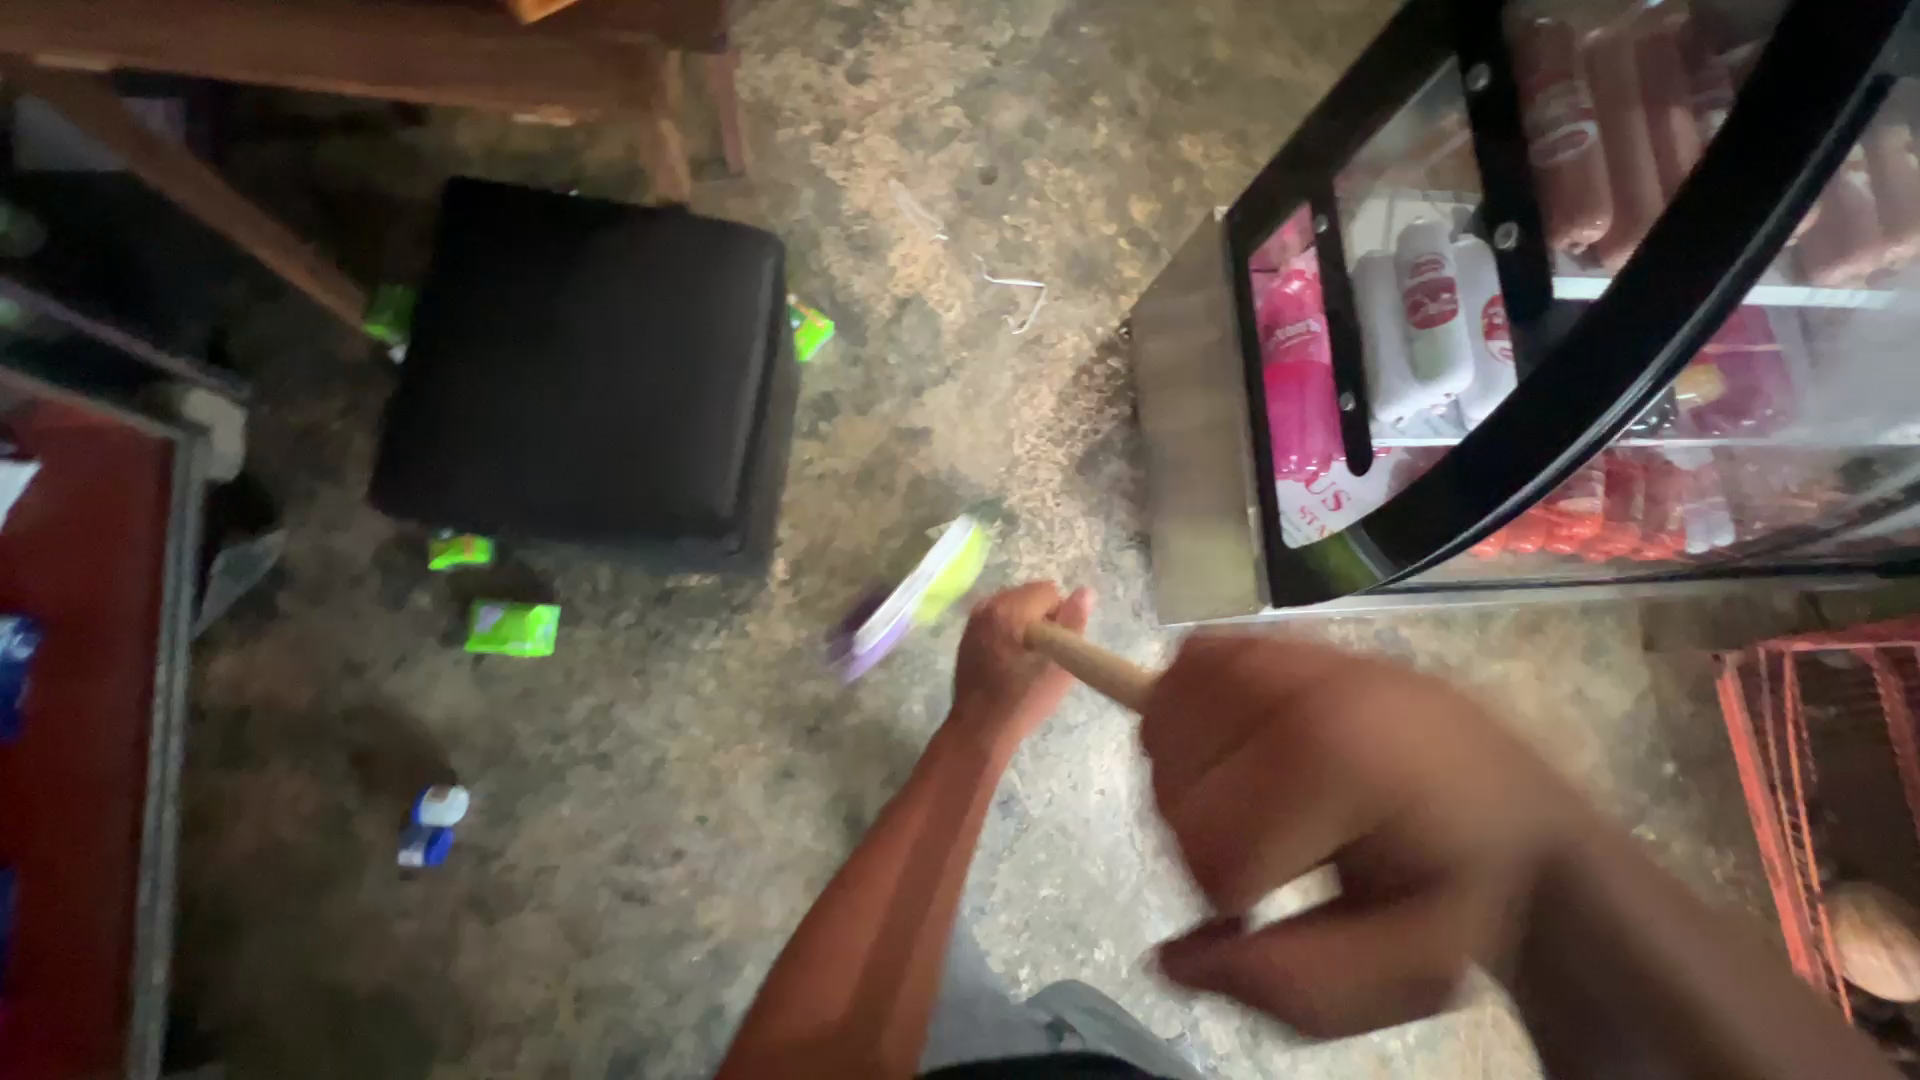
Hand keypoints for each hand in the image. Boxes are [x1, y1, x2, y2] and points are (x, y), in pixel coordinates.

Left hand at [950, 583, 1094, 750]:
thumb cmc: (1023, 699)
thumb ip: (1073, 623)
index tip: (1059, 646)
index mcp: (1007, 608)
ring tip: (1028, 659)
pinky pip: (998, 621)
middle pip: (1029, 595)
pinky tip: (1011, 661)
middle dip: (1043, 618)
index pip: (1049, 592)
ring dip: (1026, 625)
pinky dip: (1009, 632)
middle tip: (1045, 654)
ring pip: (1013, 607)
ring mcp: (973, 620)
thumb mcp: (1059, 665)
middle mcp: (986, 606)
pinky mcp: (967, 636)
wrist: (980, 728)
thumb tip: (1085, 591)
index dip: (1061, 617)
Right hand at [1143, 635, 1589, 1038]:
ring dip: (1183, 781)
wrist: (1513, 795)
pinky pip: (1182, 666)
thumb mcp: (1408, 969)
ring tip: (1245, 802)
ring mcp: (1283, 650)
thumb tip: (1169, 959)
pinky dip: (1184, 712)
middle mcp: (1301, 690)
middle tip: (1258, 856)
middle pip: (1174, 791)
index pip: (1213, 853)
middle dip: (1200, 843)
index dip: (1230, 901)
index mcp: (1343, 767)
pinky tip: (1231, 748)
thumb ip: (1293, 987)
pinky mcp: (1268, 632)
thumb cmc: (1465, 885)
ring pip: (1161, 725)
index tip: (1268, 909)